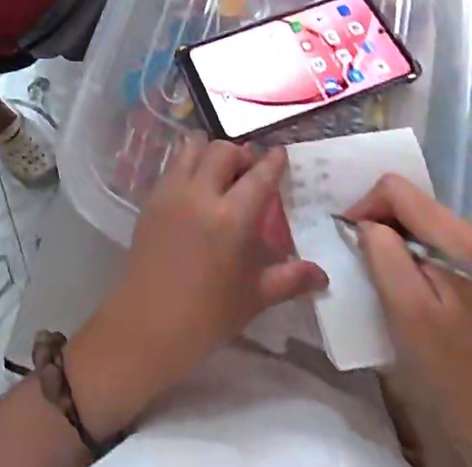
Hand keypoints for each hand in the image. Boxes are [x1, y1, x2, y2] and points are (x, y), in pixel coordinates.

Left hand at [65, 139, 326, 430]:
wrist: (149, 323)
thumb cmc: (208, 314)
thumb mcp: (255, 296)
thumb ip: (290, 278)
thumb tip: (323, 274)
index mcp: (231, 218)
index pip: (258, 176)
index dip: (272, 161)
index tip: (280, 152)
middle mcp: (200, 195)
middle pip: (223, 151)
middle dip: (241, 154)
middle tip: (250, 169)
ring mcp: (172, 192)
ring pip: (192, 148)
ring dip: (211, 151)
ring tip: (221, 170)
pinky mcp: (152, 198)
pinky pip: (173, 165)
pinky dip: (188, 163)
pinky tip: (197, 184)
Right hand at [345, 176, 471, 466]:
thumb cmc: (446, 367)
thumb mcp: (406, 308)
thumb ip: (382, 252)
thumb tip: (364, 224)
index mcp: (456, 237)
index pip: (395, 188)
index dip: (363, 207)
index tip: (347, 241)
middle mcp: (467, 234)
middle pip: (404, 200)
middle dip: (372, 219)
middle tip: (352, 255)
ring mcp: (469, 254)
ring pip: (410, 220)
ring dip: (383, 236)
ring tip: (366, 268)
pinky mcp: (464, 273)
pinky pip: (420, 242)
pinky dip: (397, 251)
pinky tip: (388, 280)